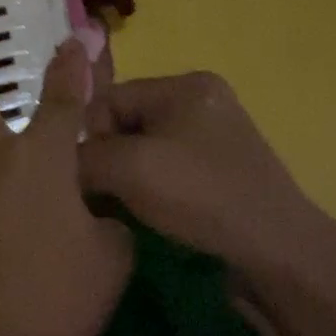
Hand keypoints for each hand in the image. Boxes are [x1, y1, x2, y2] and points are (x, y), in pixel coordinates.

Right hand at [79, 72, 326, 278]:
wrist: (275, 250)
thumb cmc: (202, 197)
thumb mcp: (130, 168)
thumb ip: (84, 157)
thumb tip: (60, 164)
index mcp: (185, 85)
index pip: (107, 98)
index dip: (88, 137)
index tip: (86, 177)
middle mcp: (201, 102)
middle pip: (124, 124)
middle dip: (106, 160)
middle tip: (100, 197)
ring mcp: (213, 138)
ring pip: (142, 152)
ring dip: (124, 181)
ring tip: (121, 210)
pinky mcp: (218, 172)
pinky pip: (166, 172)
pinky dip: (149, 192)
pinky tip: (147, 216)